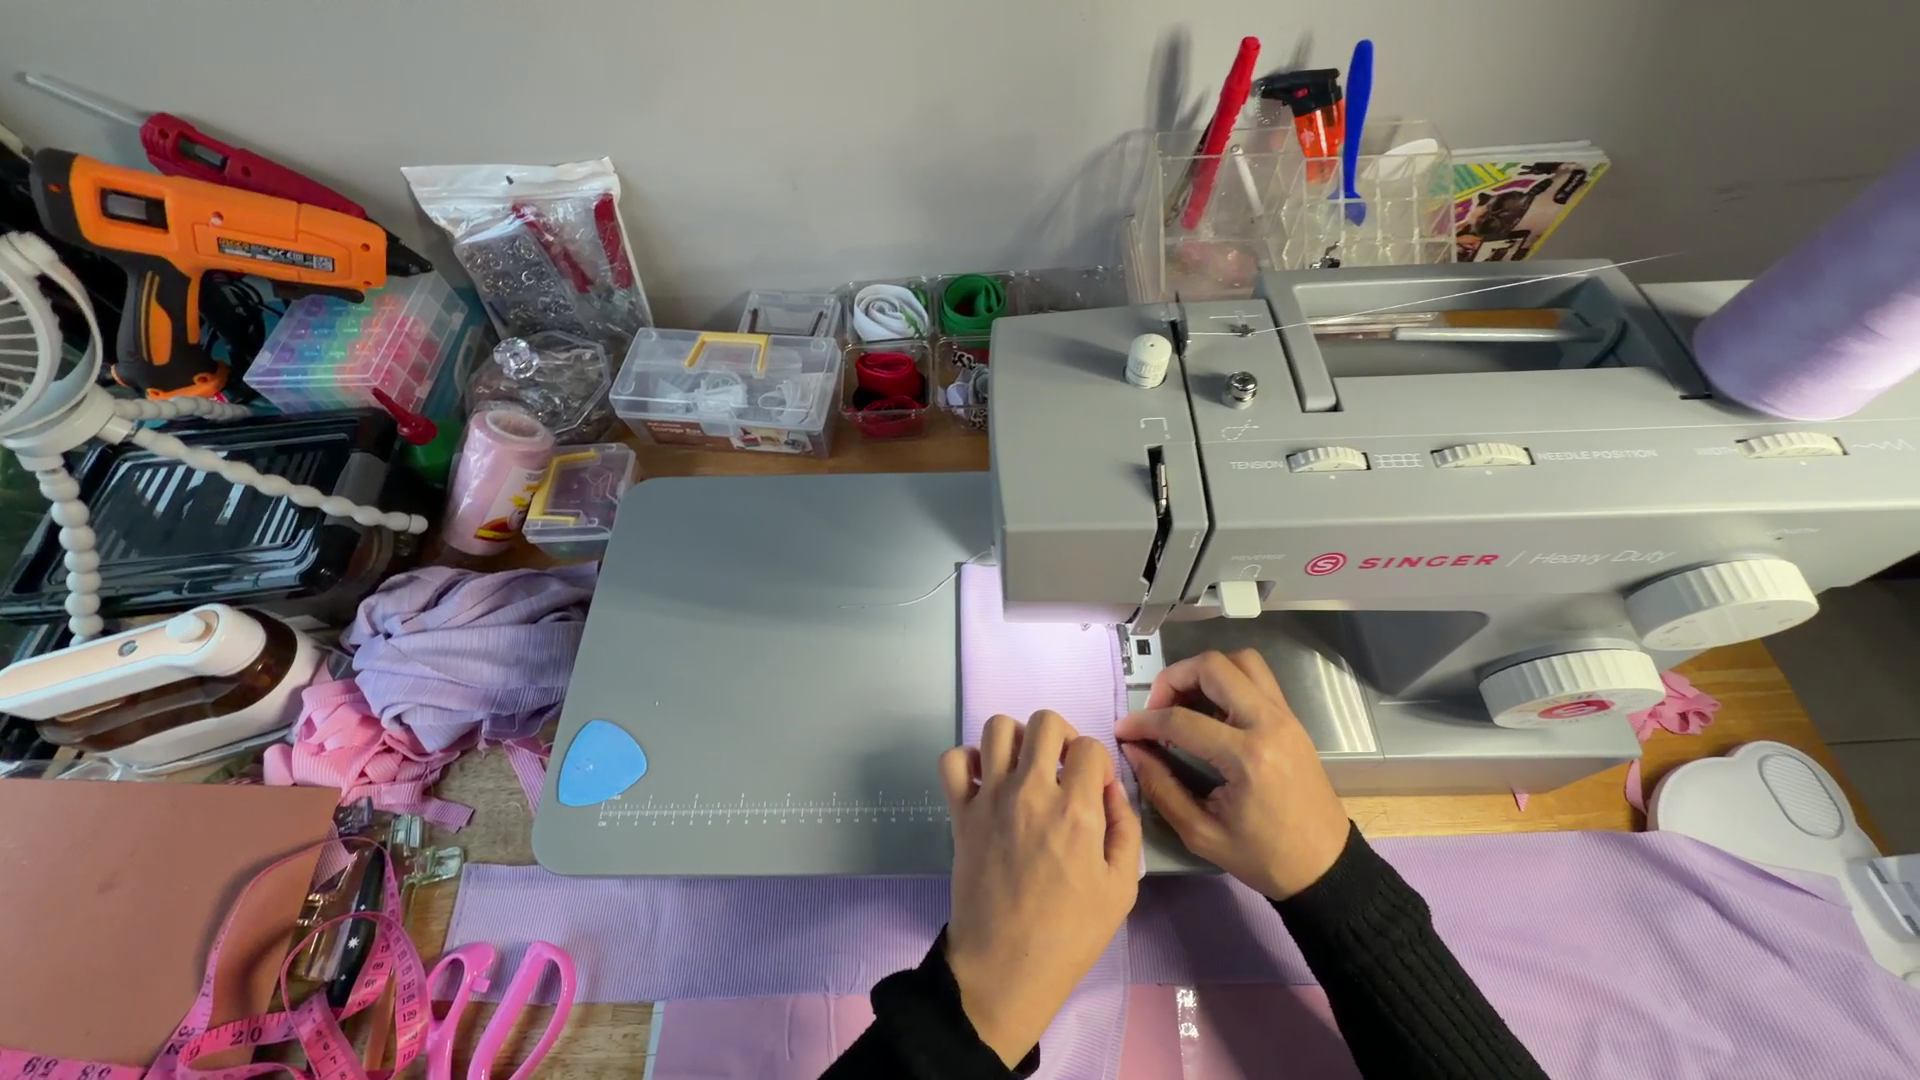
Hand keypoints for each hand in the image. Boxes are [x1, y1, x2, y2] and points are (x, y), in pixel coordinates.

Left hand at [939, 711, 1142, 1066]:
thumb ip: (1124, 828)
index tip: (1094, 789)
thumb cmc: (1070, 933)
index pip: (1089, 746)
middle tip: (1062, 769)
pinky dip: (969, 760)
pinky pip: (953, 760)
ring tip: (1024, 769)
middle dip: (1061, 737)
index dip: (1097, 763)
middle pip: (1045, 721)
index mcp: (1075, 810)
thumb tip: (1110, 789)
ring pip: (998, 727)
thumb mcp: (1122, 888)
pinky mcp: (960, 812)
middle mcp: (1031, 791)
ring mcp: (990, 798)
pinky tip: (986, 781)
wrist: (1005, 966)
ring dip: (1017, 740)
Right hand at [1116, 650, 1349, 900]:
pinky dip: (1226, 681)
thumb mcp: (1201, 833)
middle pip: (1213, 666)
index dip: (1143, 722)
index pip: (1181, 720)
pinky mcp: (1291, 718)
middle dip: (1173, 679)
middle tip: (1157, 709)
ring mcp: (1285, 716)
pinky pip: (1256, 677)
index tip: (1124, 731)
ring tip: (1185, 703)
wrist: (1326, 868)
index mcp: (1247, 757)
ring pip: (1239, 660)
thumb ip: (1161, 787)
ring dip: (1204, 672)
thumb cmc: (1264, 857)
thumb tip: (1133, 749)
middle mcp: (1269, 723)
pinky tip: (1210, 712)